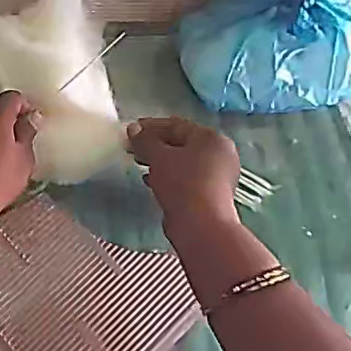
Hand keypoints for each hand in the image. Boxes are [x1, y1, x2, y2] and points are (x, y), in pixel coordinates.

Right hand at [126, 117, 241, 229]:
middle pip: (181, 142)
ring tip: (138, 162)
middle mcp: (219, 154)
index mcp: (211, 139)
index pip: (177, 125)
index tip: (131, 129)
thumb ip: (145, 140)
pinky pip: (185, 177)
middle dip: (154, 144)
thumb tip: (133, 128)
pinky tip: (149, 180)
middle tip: (132, 146)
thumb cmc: (182, 182)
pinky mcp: (209, 193)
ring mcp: (216, 175)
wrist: (201, 224)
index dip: (151, 125)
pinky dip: (167, 175)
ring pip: (182, 161)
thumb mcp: (159, 157)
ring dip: (159, 160)